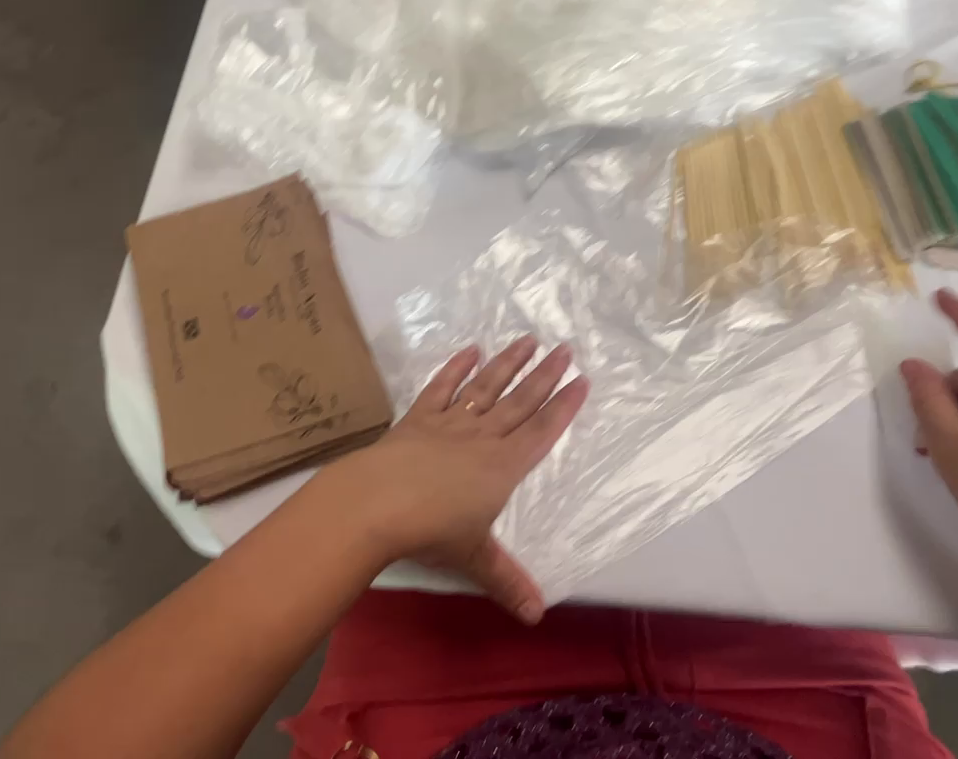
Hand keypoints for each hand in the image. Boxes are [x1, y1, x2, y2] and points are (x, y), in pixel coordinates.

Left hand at [321, 336, 587, 623]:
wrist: (376, 502)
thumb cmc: (431, 531)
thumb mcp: (473, 558)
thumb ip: (506, 581)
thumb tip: (537, 617)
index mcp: (502, 466)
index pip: (541, 431)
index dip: (563, 407)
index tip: (581, 380)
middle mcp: (481, 437)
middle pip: (520, 401)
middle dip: (545, 375)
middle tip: (566, 348)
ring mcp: (449, 423)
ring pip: (486, 387)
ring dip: (508, 363)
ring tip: (527, 340)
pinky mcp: (418, 418)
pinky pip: (441, 388)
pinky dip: (456, 368)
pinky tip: (469, 351)